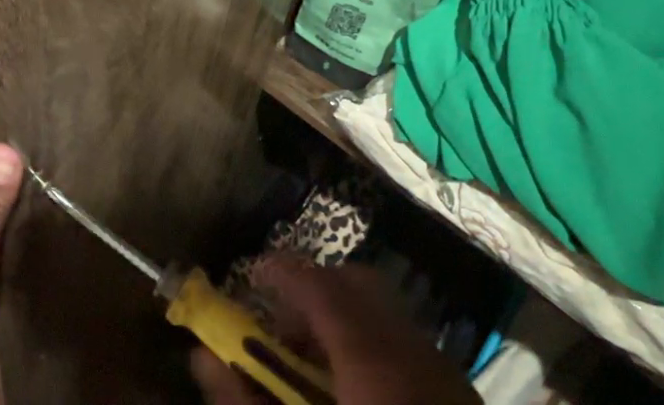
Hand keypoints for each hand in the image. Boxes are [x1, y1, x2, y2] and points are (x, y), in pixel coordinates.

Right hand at [191, 257, 478, 404]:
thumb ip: (245, 403)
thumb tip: (203, 358)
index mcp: (372, 360)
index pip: (319, 285)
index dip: (281, 272)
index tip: (252, 276)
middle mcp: (413, 352)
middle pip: (358, 286)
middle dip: (313, 292)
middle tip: (281, 330)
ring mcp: (443, 374)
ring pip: (385, 316)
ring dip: (342, 322)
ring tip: (313, 370)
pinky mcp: (460, 397)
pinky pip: (409, 348)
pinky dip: (374, 349)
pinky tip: (356, 392)